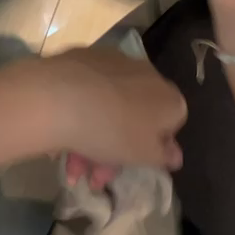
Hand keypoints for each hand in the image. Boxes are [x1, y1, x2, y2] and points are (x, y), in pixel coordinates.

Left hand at [0, 48, 187, 173]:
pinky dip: (79, 115)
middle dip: (115, 152)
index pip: (170, 124)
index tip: (131, 163)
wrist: (60, 96)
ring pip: (108, 107)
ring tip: (71, 170)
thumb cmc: (113, 131)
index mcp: (168, 97)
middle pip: (135, 117)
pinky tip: (61, 140)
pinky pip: (87, 93)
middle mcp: (146, 73)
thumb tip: (174, 152)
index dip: (151, 147)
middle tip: (94, 177)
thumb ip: (164, 156)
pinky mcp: (82, 57)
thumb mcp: (145, 155)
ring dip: (92, 142)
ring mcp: (113, 62)